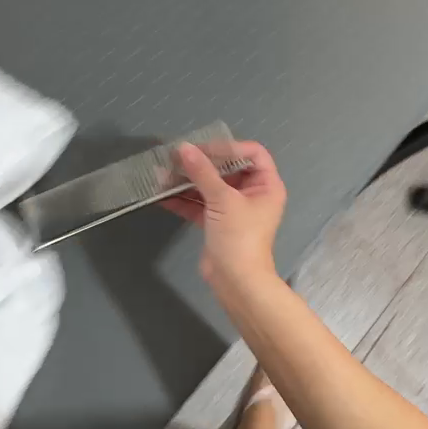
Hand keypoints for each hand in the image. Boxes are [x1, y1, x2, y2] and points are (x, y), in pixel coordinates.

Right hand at [164, 141, 285, 288]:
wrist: (236, 282)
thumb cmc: (239, 236)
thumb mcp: (222, 200)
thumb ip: (203, 172)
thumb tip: (183, 148)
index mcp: (266, 185)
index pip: (253, 153)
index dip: (230, 147)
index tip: (204, 148)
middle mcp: (253, 194)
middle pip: (228, 168)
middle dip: (202, 163)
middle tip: (177, 156)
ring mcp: (234, 209)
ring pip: (210, 187)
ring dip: (188, 181)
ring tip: (163, 173)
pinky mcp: (217, 223)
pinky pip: (200, 204)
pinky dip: (183, 199)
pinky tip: (161, 194)